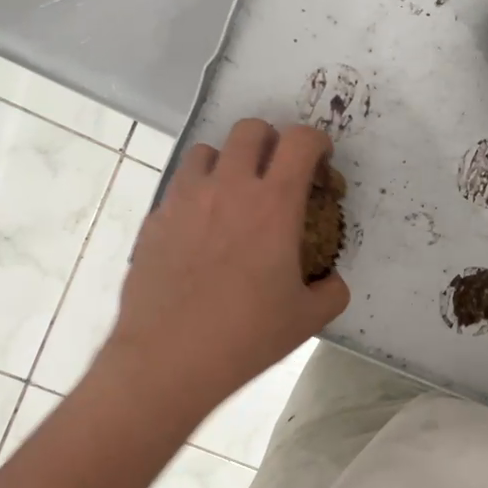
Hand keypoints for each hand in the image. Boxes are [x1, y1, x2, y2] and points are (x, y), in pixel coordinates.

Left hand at [97, 120, 349, 411]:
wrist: (169, 358)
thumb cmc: (247, 336)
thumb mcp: (307, 319)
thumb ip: (331, 291)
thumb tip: (332, 280)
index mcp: (274, 204)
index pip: (300, 141)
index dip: (317, 142)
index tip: (320, 162)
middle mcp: (229, 188)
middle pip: (250, 129)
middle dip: (272, 140)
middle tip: (278, 173)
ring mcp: (185, 200)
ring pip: (207, 151)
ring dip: (228, 162)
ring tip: (235, 196)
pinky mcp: (155, 219)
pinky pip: (179, 188)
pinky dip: (197, 195)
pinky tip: (202, 233)